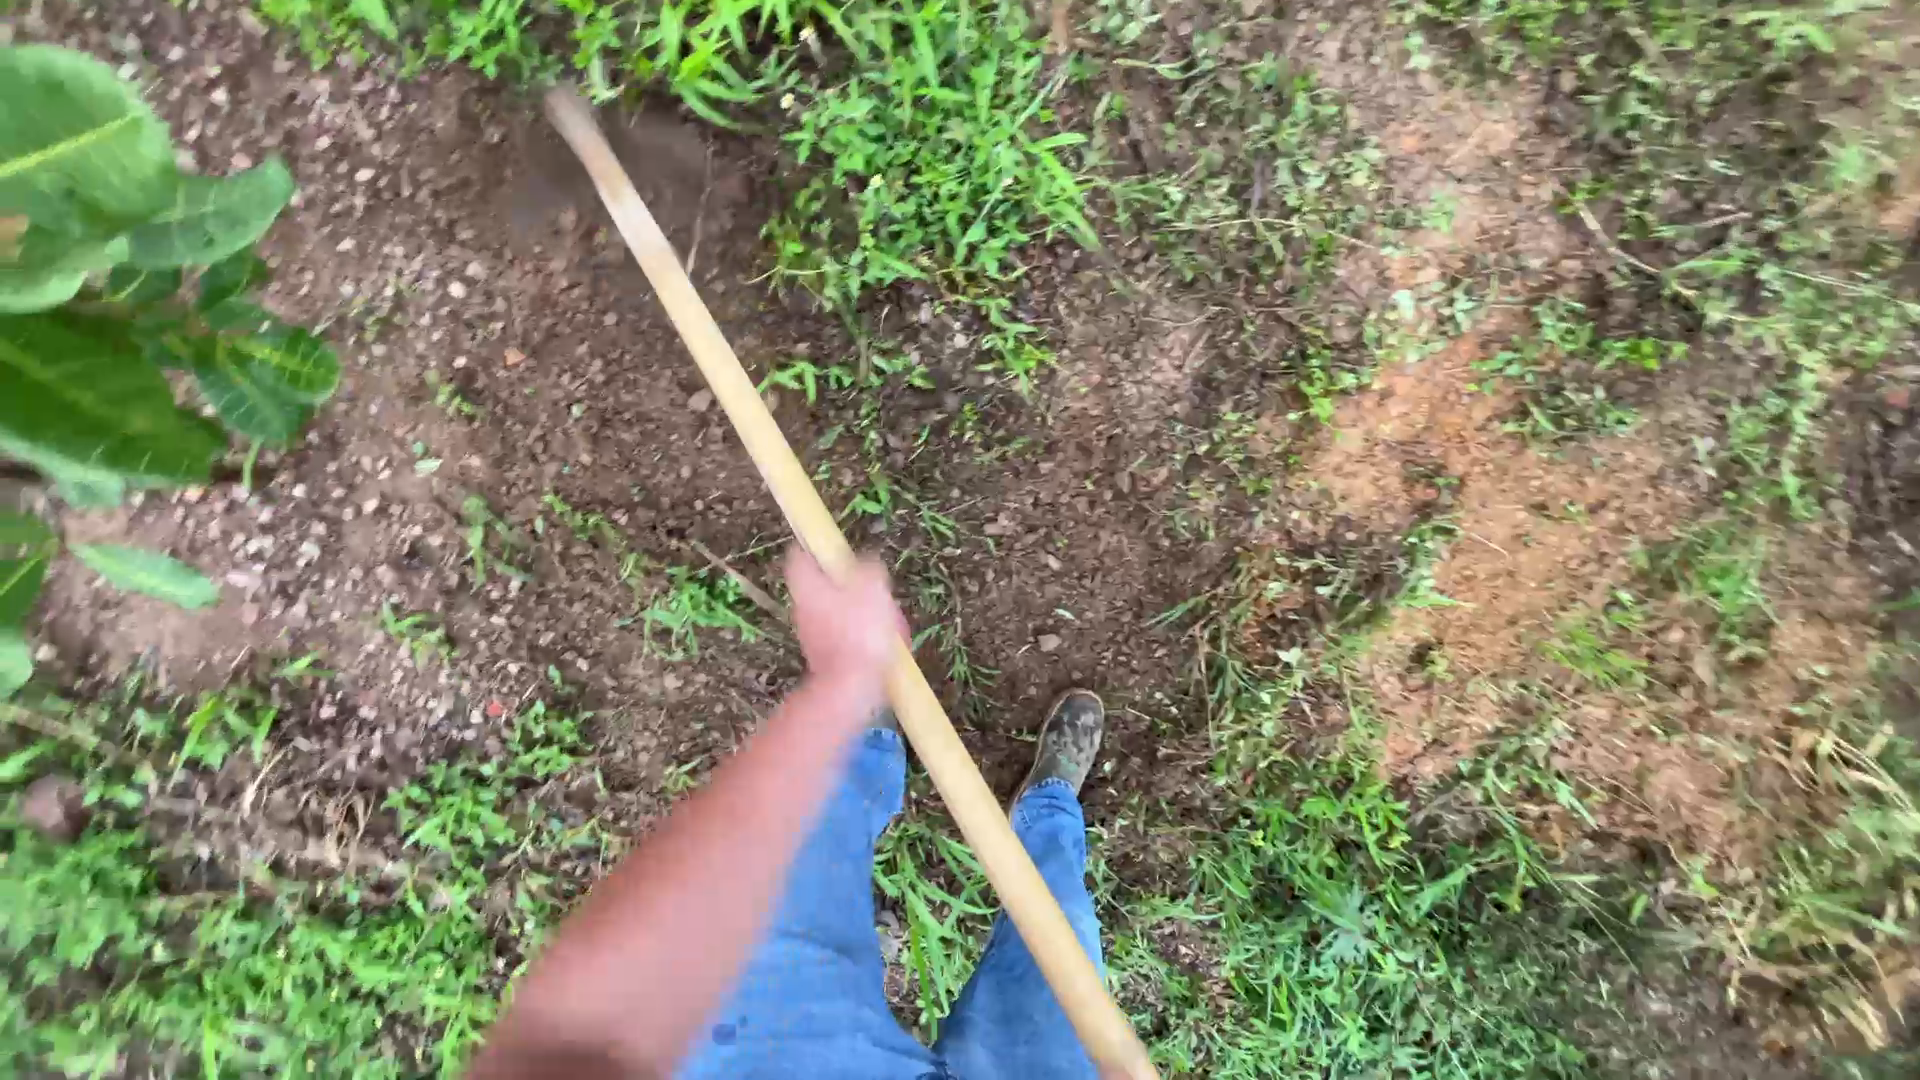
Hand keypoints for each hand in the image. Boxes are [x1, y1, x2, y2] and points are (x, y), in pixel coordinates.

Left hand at [784, 547, 905, 707]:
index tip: (838, 547)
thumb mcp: (873, 587)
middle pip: (824, 584)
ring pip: (840, 611)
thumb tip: (866, 562)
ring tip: (890, 620)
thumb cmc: (859, 631)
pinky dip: (865, 635)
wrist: (850, 687)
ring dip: (864, 612)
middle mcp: (803, 606)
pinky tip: (887, 643)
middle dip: (852, 584)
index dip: (818, 546)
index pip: (800, 553)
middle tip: (875, 588)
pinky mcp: (826, 654)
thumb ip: (869, 568)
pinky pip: (847, 635)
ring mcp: (812, 633)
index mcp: (807, 584)